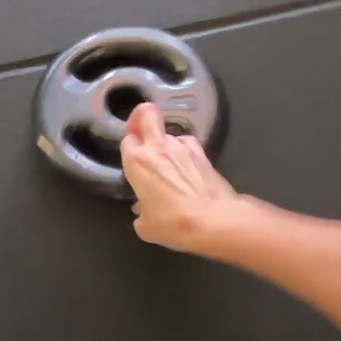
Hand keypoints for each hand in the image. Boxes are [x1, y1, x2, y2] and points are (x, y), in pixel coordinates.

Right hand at [120, 103, 240, 251]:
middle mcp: (158, 147)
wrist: (214, 221)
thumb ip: (140, 212)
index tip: (131, 160)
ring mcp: (182, 147)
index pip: (126, 140)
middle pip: (147, 113)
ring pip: (169, 133)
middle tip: (142, 135)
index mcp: (137, 162)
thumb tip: (144, 208)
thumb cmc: (173, 224)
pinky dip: (184, 153)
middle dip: (141, 118)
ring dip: (166, 145)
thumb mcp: (146, 227)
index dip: (128, 148)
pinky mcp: (203, 153)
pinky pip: (188, 145)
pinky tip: (187, 170)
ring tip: (170, 166)